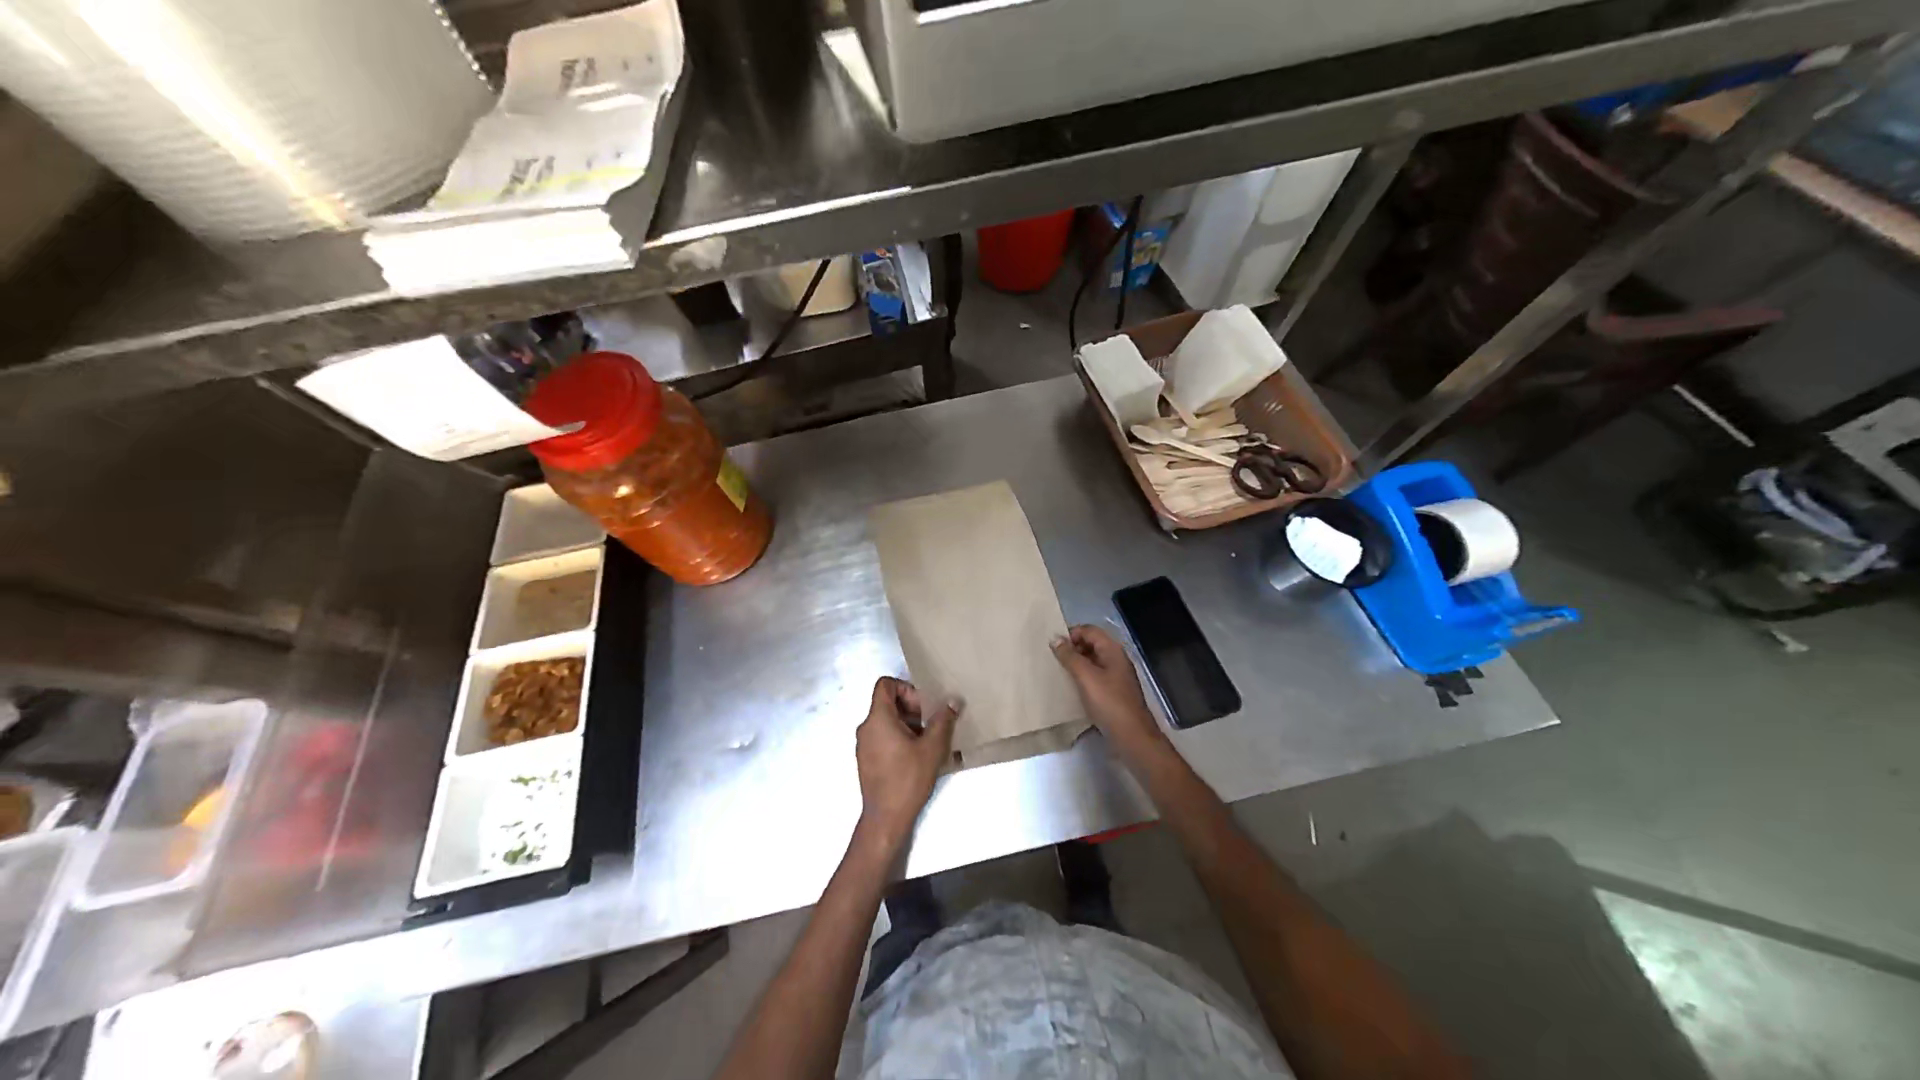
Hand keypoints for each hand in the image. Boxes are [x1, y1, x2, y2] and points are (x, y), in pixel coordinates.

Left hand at [856, 677, 958, 843]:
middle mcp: (866, 727)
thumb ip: (942, 721)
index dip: (906, 688)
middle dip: (912, 708)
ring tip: (928, 741)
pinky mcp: (866, 759)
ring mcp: (863, 744)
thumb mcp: (932, 748)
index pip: (885, 684)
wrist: (886, 817)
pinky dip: (899, 738)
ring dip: (908, 724)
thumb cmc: (908, 779)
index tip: (923, 706)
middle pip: (887, 702)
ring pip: (886, 721)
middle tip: (932, 723)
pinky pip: (882, 737)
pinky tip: (917, 756)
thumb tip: (952, 702)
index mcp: (878, 718)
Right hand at [1052, 625, 1165, 757]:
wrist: (1132, 736)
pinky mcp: (1114, 692)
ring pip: (1093, 661)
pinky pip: (1095, 676)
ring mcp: (1116, 676)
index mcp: (1113, 650)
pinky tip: (1071, 687)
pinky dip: (1082, 677)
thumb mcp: (1086, 677)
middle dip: (1072, 648)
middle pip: (1092, 644)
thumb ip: (1070, 657)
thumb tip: (1055, 638)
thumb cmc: (1109, 703)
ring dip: (1076, 663)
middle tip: (1053, 659)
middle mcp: (1116, 659)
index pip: (1089, 630)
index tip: (1053, 646)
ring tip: (1058, 672)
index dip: (1071, 634)